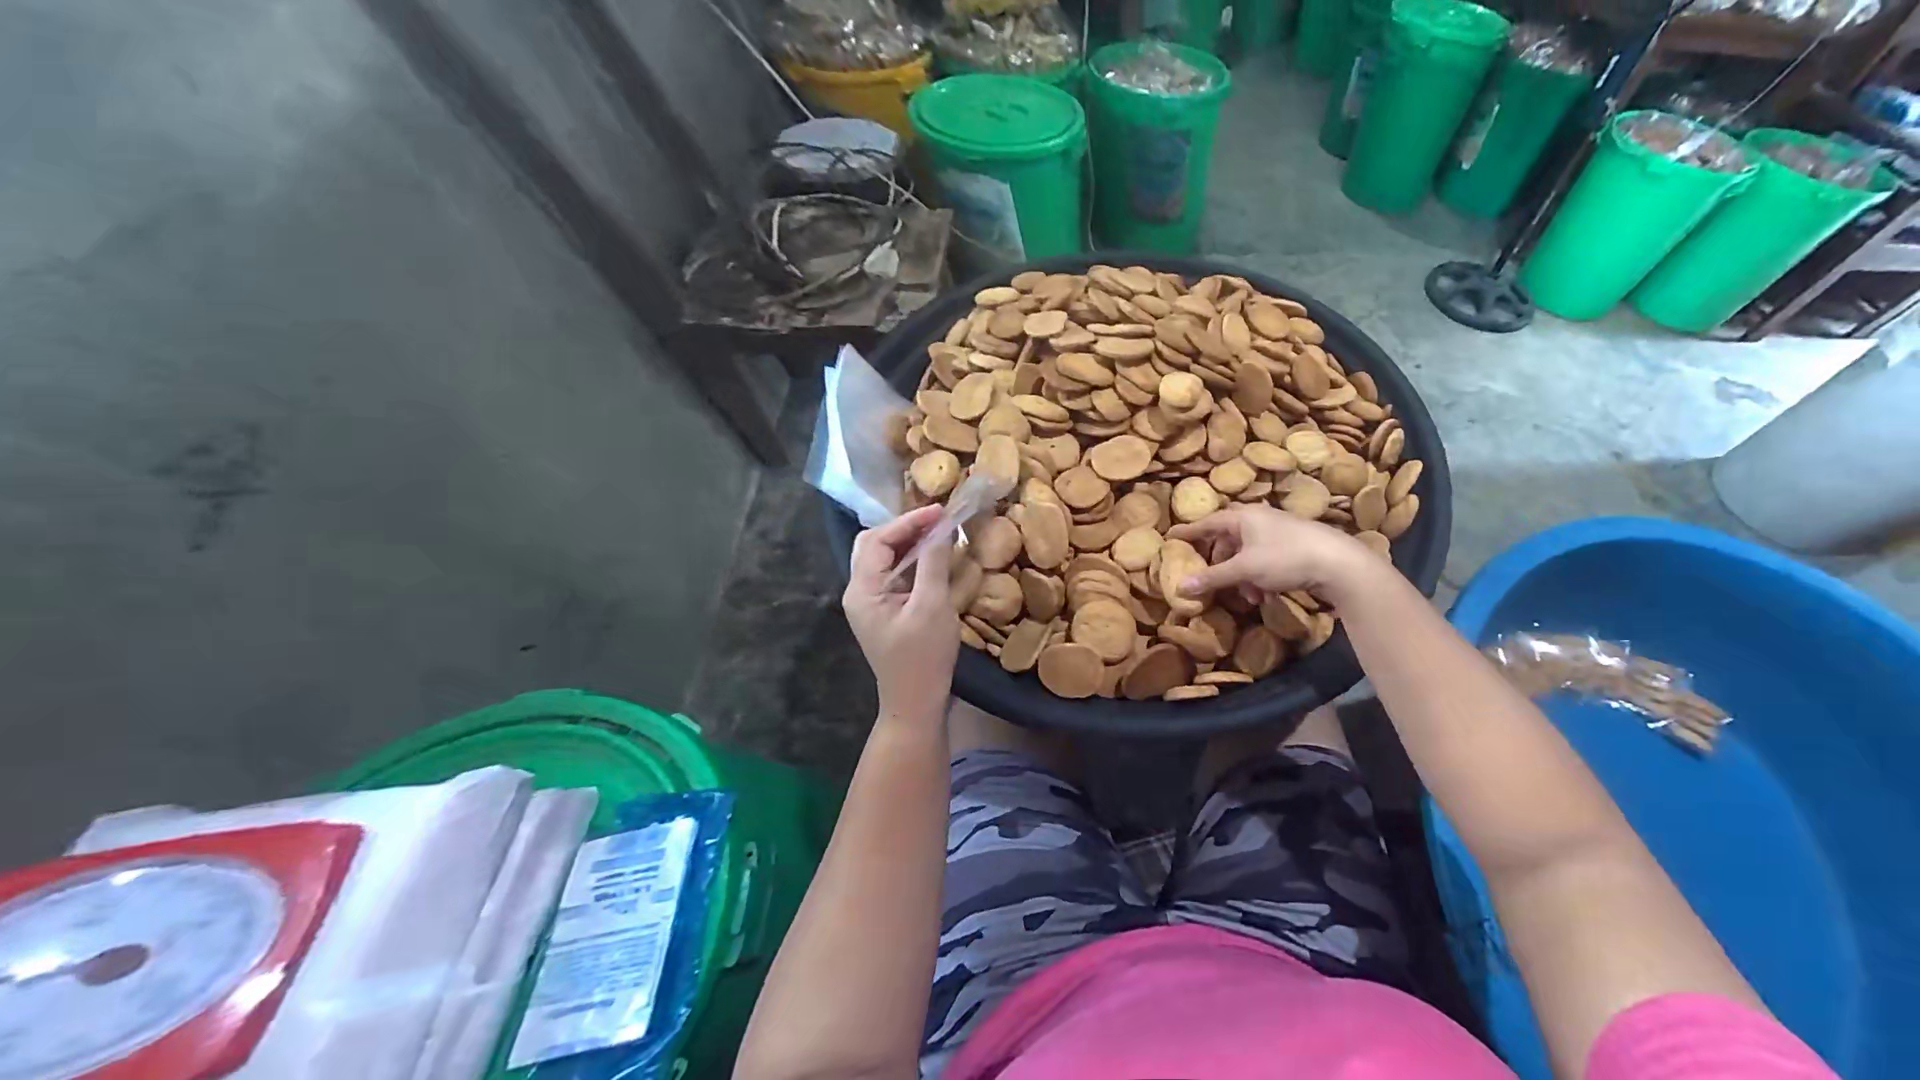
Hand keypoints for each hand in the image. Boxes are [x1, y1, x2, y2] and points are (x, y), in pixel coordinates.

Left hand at [843, 505, 959, 715]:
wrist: (915, 703)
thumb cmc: (923, 658)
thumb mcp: (932, 607)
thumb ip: (933, 563)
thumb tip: (941, 529)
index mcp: (862, 591)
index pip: (878, 541)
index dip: (908, 522)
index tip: (940, 510)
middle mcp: (858, 593)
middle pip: (874, 545)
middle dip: (904, 529)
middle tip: (936, 521)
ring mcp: (868, 603)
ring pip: (883, 559)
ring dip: (908, 543)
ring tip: (938, 533)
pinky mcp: (882, 612)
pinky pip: (892, 575)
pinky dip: (910, 561)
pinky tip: (932, 558)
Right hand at [1167, 505, 1372, 601]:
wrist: (1339, 563)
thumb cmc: (1285, 558)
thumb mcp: (1245, 570)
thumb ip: (1213, 578)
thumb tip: (1180, 588)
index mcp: (1242, 516)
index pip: (1206, 523)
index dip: (1189, 532)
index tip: (1171, 538)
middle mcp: (1258, 518)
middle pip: (1227, 537)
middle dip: (1219, 560)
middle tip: (1209, 576)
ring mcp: (1278, 530)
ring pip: (1247, 551)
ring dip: (1240, 574)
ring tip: (1246, 596)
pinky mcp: (1294, 544)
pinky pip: (1263, 558)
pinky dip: (1258, 575)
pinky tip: (1264, 594)